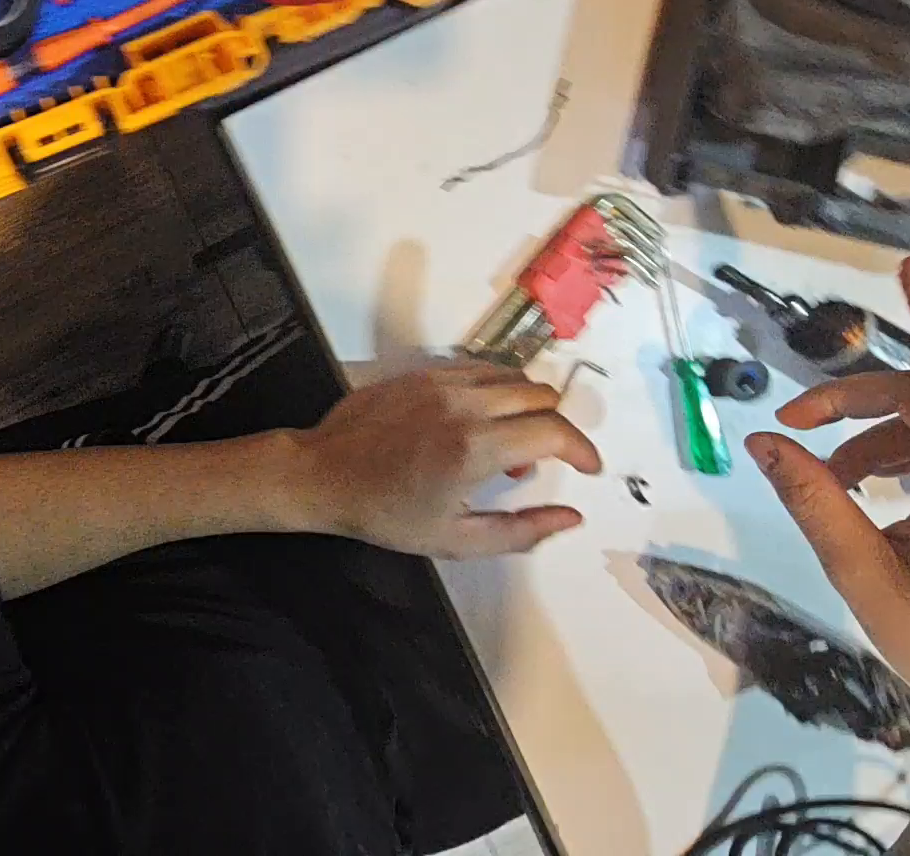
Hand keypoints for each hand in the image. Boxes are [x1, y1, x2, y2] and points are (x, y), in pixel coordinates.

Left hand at [292, 358, 600, 558]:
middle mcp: (460, 405)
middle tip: (540, 458)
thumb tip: (571, 517)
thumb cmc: (384, 513)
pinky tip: (475, 420)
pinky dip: (492, 389)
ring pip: (508, 374)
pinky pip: (473, 369)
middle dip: (555, 425)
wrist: (321, 475)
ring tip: (504, 441)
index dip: (582, 449)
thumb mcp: (454, 540)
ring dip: (524, 402)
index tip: (587, 468)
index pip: (553, 430)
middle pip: (538, 393)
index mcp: (472, 448)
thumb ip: (521, 532)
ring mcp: (435, 383)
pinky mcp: (416, 374)